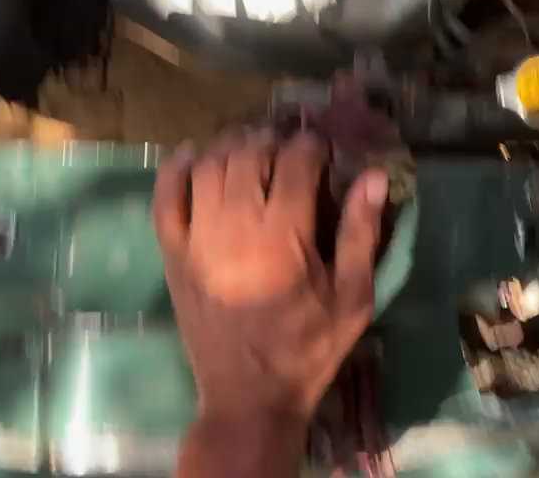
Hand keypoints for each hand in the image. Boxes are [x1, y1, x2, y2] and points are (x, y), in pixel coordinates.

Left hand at [154, 131, 389, 450]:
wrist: (248, 398)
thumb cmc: (308, 346)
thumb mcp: (352, 297)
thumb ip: (362, 232)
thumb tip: (373, 175)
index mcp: (283, 238)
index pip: (296, 160)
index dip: (313, 144)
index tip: (324, 151)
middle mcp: (235, 229)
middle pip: (250, 153)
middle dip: (274, 140)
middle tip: (290, 152)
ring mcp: (197, 240)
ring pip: (209, 165)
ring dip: (233, 145)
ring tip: (254, 150)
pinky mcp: (173, 254)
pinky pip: (165, 197)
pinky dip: (177, 168)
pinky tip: (196, 155)